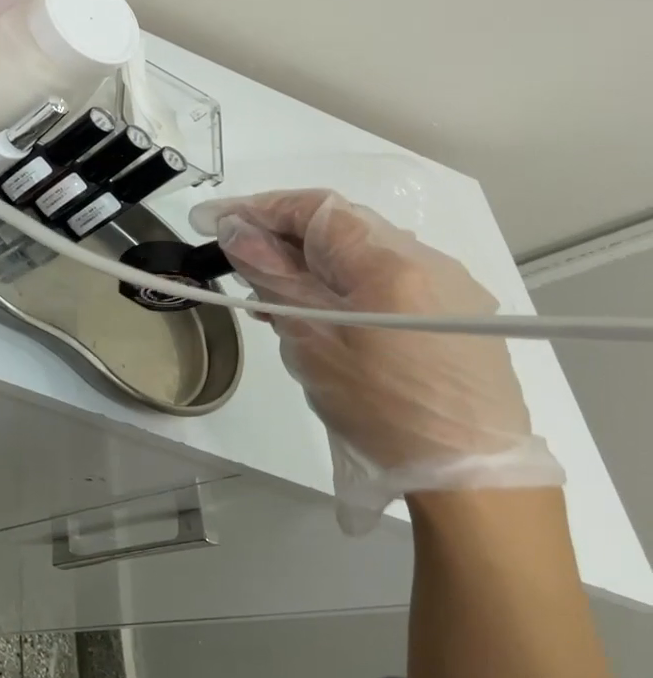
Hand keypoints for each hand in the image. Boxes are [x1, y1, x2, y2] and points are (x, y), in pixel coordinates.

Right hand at [191, 189, 563, 532]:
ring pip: (361, 254)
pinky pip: (386, 280)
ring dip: (307, 263)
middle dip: (278, 235)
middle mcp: (427, 261)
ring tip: (266, 296)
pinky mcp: (456, 316)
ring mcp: (448, 288)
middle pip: (340, 227)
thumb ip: (273, 277)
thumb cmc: (380, 403)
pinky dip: (340, 284)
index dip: (257, 207)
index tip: (209, 221)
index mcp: (390, 262)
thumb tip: (236, 231)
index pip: (314, 208)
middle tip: (231, 261)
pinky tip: (316, 315)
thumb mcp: (311, 338)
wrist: (469, 470)